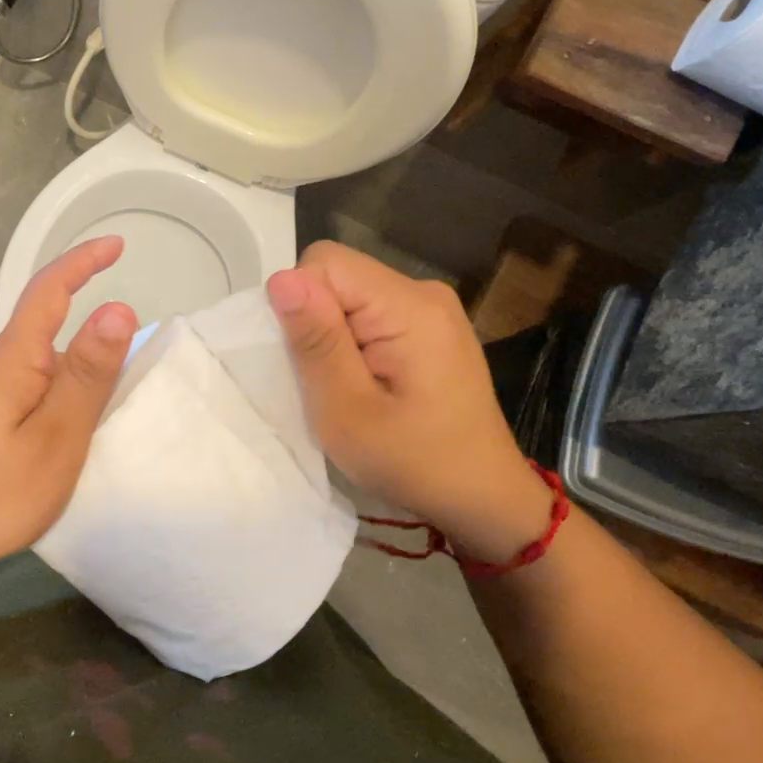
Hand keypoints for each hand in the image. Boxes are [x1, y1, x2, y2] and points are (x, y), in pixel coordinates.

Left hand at [0, 236, 137, 583]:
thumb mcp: (56, 439)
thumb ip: (87, 375)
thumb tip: (117, 307)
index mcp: (9, 359)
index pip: (48, 289)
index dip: (84, 261)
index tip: (118, 244)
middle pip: (47, 329)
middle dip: (90, 346)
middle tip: (119, 400)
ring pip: (36, 363)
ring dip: (70, 380)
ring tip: (89, 432)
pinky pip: (22, 385)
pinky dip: (50, 397)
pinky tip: (54, 440)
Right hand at [265, 241, 552, 561]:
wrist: (481, 498)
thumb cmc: (412, 461)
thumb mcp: (347, 410)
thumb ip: (316, 342)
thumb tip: (281, 279)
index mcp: (409, 306)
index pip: (324, 263)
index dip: (298, 305)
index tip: (307, 361)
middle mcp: (424, 293)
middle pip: (337, 276)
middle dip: (313, 323)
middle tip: (325, 383)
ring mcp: (431, 311)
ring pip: (349, 297)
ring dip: (331, 338)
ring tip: (344, 389)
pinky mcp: (430, 330)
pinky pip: (369, 315)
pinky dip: (351, 345)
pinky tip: (364, 385)